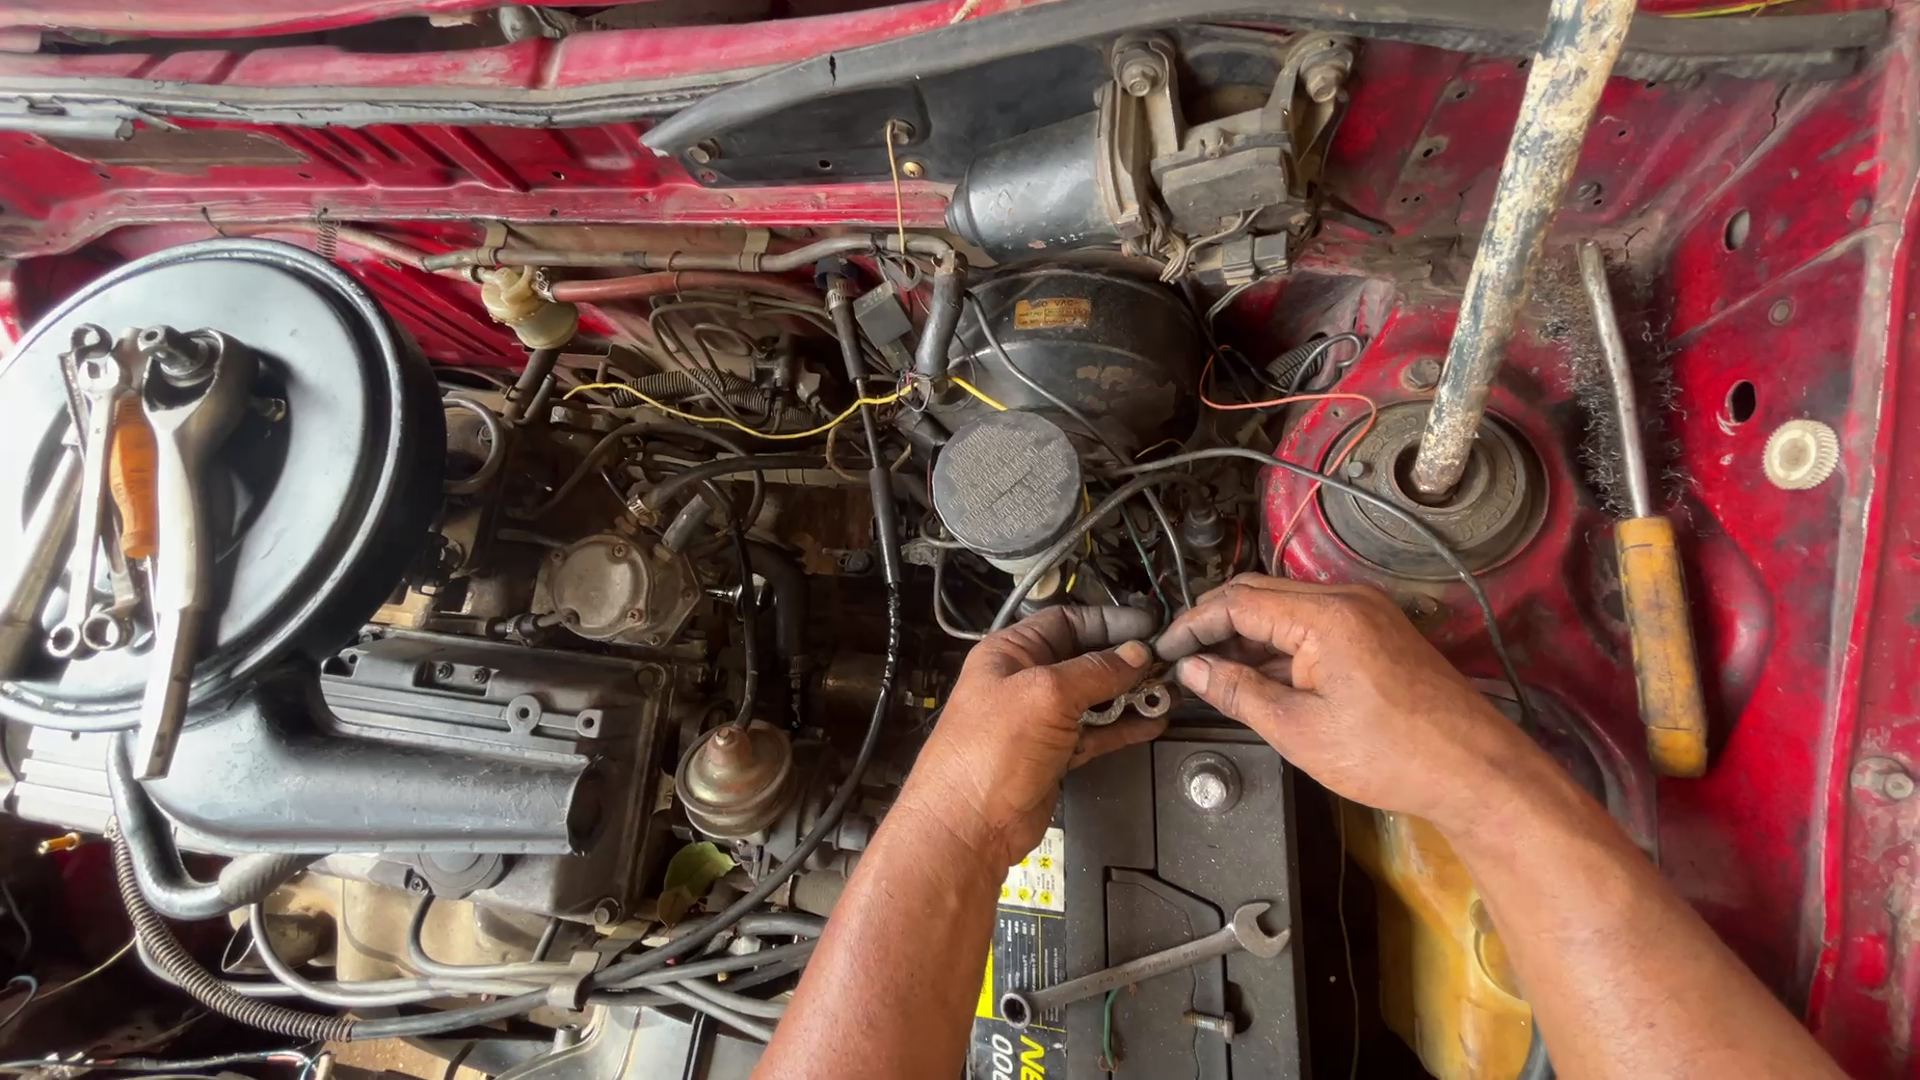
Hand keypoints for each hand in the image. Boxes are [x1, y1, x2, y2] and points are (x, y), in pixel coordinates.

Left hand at [898, 606, 1164, 868]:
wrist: (969, 824)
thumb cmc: (991, 748)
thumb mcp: (1045, 694)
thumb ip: (1095, 671)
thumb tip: (1136, 654)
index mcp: (1010, 653)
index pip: (1065, 622)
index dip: (1107, 622)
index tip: (1146, 627)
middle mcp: (1025, 680)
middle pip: (1084, 659)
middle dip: (1124, 660)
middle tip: (1166, 663)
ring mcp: (1041, 719)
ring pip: (1094, 698)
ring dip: (1131, 695)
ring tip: (1169, 692)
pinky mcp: (1056, 754)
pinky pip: (1096, 732)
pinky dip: (1123, 727)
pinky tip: (1152, 722)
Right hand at [1154, 574, 1538, 829]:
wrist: (1479, 775)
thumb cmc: (1395, 756)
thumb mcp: (1297, 729)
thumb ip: (1236, 691)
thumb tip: (1193, 670)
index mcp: (1326, 617)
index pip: (1237, 602)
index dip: (1193, 624)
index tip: (1168, 649)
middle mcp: (1346, 600)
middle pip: (1256, 593)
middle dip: (1213, 622)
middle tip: (1183, 655)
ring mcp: (1364, 612)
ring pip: (1281, 607)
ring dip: (1243, 633)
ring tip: (1213, 669)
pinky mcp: (1373, 630)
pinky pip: (1308, 622)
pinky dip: (1275, 643)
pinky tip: (1256, 673)